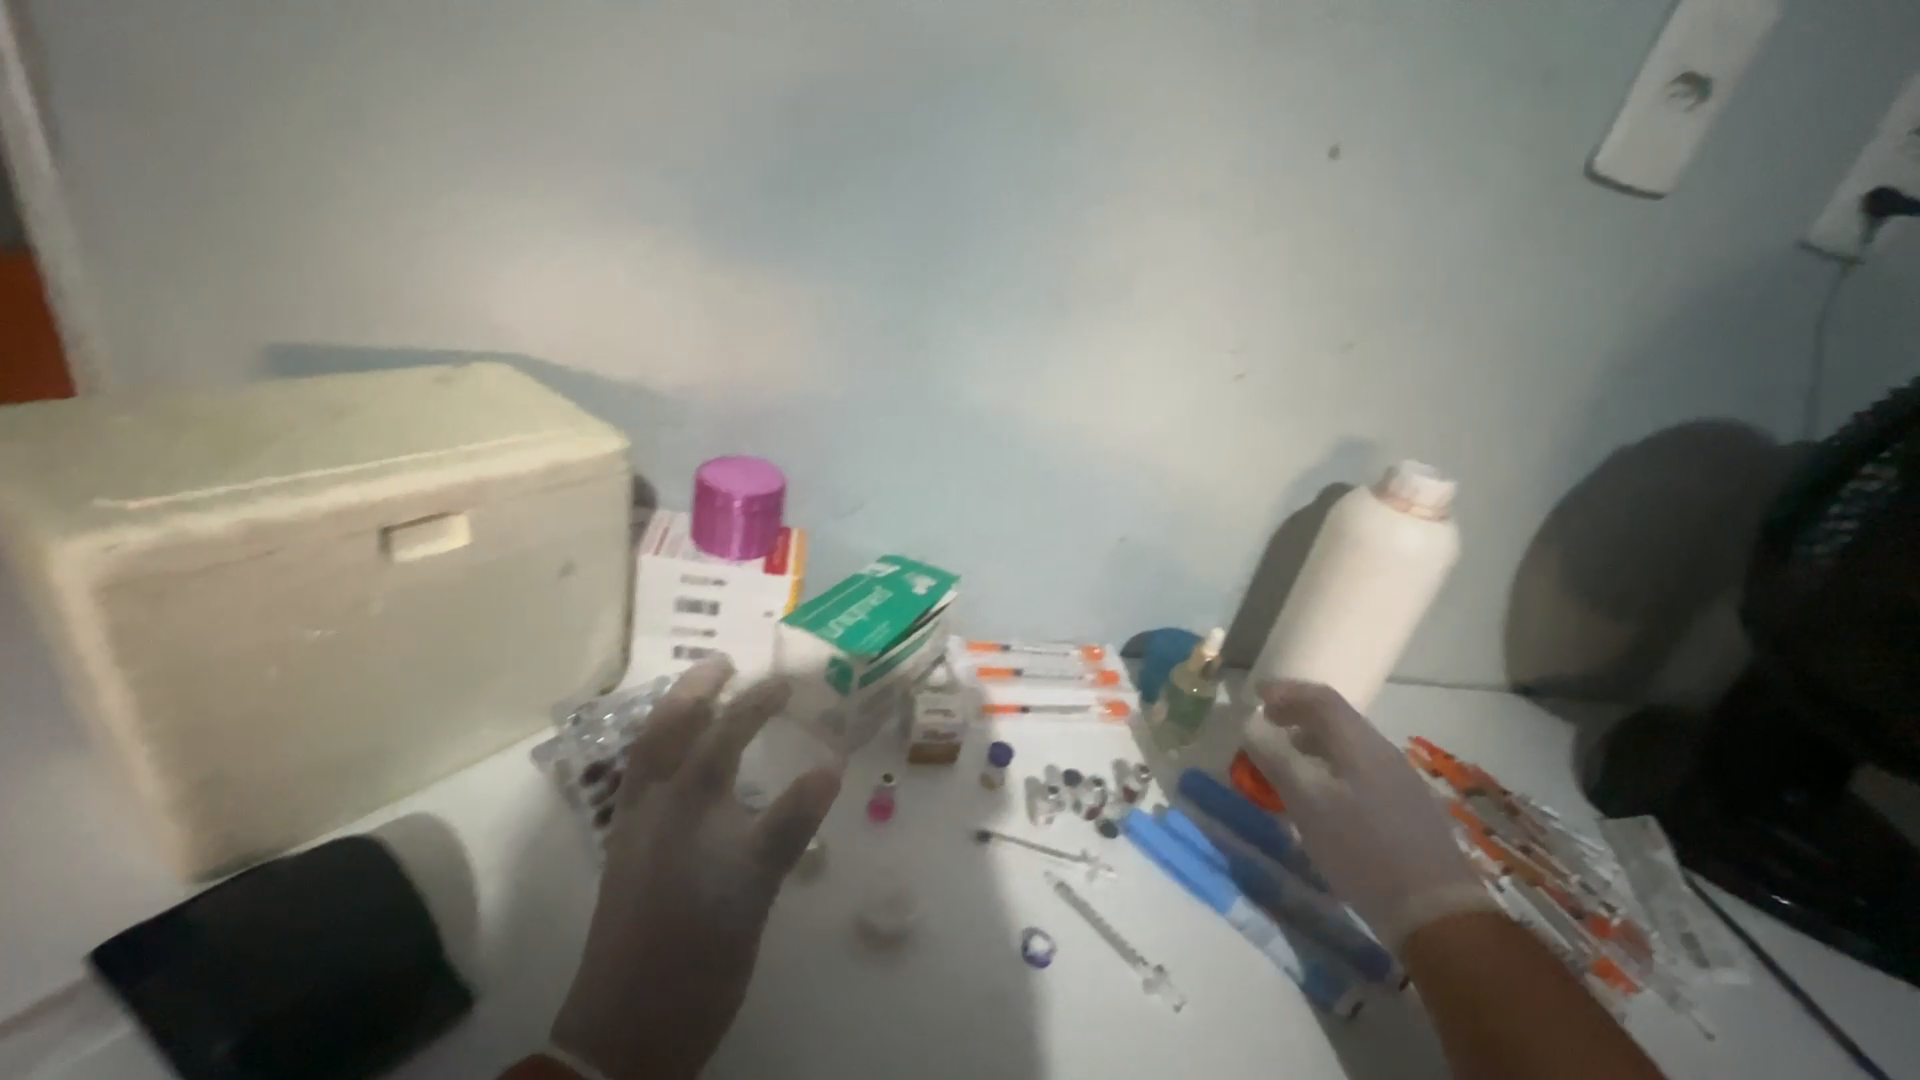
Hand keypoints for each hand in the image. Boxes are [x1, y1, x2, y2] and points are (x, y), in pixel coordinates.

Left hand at [550, 657, 841, 1079]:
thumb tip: (830, 765)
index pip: (723, 734)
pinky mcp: (627, 856)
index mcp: (683, 804)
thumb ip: (791, 820)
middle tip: (721, 664)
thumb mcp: (756, 884)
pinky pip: (642, 783)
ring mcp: (633, 831)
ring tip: (698, 701)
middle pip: (666, 731)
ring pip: (646, 756)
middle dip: (694, 691)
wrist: (629, 1023)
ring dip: (672, 718)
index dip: (755, 703)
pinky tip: (682, 771)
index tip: (785, 681)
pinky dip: (663, 756)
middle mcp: (651, 805)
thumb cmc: (699, 948)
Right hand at [1240, 680, 1493, 950]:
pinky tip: (1323, 794)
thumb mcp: (1307, 804)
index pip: (1320, 698)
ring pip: (1350, 745)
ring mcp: (1401, 780)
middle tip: (1267, 724)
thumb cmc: (1362, 850)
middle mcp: (1384, 752)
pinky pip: (1361, 768)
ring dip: (1314, 741)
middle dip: (1298, 715)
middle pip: (1338, 718)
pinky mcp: (1408, 808)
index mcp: (1360, 744)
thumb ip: (1276, 759)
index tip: (1255, 695)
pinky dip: (1332, 765)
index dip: (1285, 691)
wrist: (1435, 912)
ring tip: (1288, 757)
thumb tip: (1250, 723)